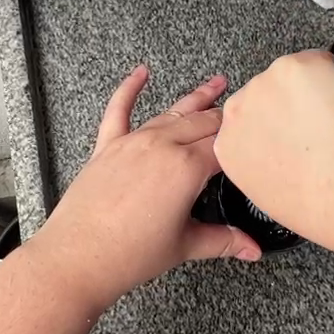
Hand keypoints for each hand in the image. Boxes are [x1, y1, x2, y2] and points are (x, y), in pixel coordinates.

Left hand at [20, 66, 261, 311]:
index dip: (245, 142)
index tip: (257, 140)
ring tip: (218, 84)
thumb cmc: (126, 255)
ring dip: (197, 98)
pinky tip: (140, 74)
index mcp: (186, 168)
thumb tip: (251, 249)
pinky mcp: (108, 147)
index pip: (226, 145)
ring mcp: (133, 143)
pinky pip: (119, 109)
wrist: (76, 260)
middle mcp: (161, 146)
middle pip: (204, 122)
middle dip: (227, 117)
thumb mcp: (184, 246)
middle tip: (245, 115)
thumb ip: (223, 241)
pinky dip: (129, 88)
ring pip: (173, 112)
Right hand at [216, 51, 333, 249]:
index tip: (291, 138)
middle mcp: (238, 110)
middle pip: (265, 95)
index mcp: (228, 147)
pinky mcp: (296, 64)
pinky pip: (321, 64)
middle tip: (317, 132)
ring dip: (313, 92)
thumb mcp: (270, 198)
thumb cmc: (317, 202)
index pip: (246, 124)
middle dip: (287, 106)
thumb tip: (281, 156)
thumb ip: (263, 167)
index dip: (274, 129)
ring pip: (294, 77)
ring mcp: (266, 82)